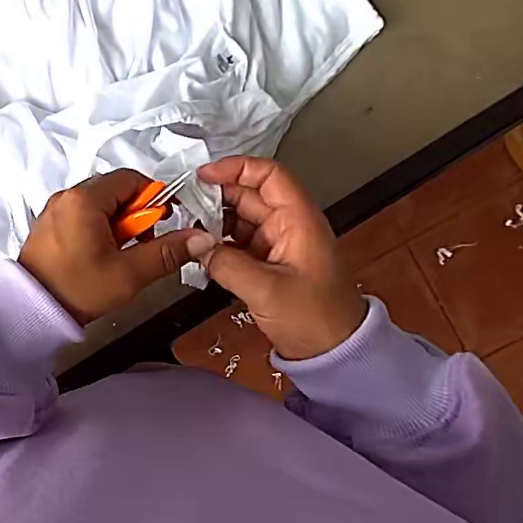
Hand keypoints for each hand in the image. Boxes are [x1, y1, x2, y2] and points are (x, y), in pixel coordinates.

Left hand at [19, 170, 199, 322]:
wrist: (30, 313)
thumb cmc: (75, 290)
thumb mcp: (130, 273)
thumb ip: (168, 252)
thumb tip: (198, 239)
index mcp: (85, 200)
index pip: (132, 179)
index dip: (155, 198)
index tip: (165, 220)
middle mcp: (67, 198)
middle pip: (116, 191)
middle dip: (137, 214)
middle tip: (143, 243)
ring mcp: (56, 211)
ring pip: (100, 204)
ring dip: (120, 223)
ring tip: (123, 253)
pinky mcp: (50, 227)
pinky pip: (83, 216)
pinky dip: (100, 229)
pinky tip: (103, 256)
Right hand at [186, 156, 366, 359]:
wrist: (337, 353)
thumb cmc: (316, 319)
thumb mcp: (267, 291)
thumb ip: (227, 264)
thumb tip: (198, 246)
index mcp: (299, 220)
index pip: (268, 175)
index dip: (235, 168)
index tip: (204, 175)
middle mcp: (289, 225)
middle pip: (250, 196)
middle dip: (217, 197)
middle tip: (185, 206)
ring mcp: (280, 244)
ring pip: (242, 219)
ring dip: (216, 222)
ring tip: (188, 230)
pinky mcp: (271, 264)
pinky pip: (241, 243)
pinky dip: (221, 244)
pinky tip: (202, 250)